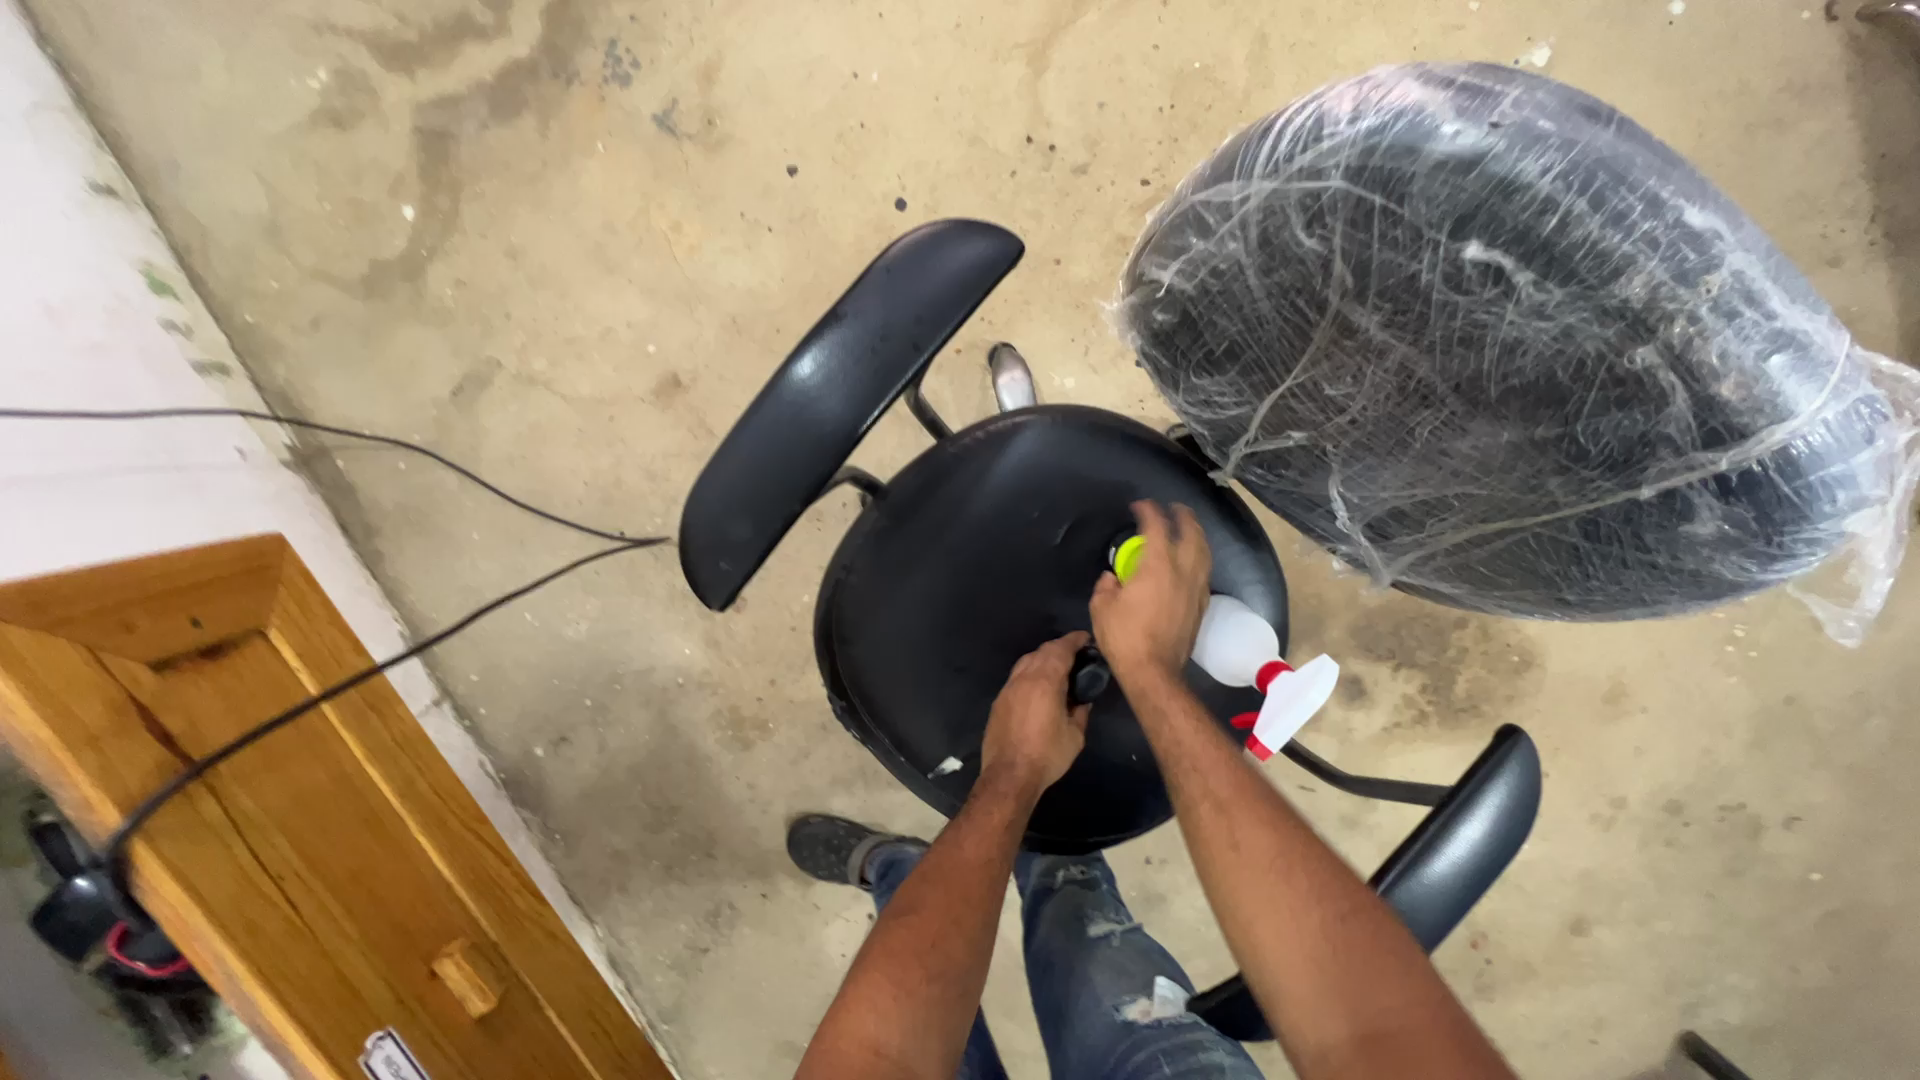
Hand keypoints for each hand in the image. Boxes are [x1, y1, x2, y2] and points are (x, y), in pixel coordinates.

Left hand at [979, 631, 1091, 799]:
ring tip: (1058, 669)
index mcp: (1045, 681)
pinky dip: (1031, 673)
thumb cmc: (1047, 755)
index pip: (1060, 649)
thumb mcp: (1075, 735)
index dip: (1074, 640)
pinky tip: (1039, 686)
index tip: (1085, 638)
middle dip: (1059, 648)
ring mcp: (1008, 689)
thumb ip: (1081, 711)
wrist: (1010, 775)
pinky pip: (1017, 677)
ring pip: (1026, 662)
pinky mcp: (999, 701)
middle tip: (1076, 654)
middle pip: (1042, 652)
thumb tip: (1083, 699)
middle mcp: (1023, 678)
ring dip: (1043, 659)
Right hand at [1089, 500, 1211, 685]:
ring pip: (1204, 552)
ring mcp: (1196, 588)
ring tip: (1189, 528)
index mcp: (1157, 566)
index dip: (1149, 511)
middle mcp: (1182, 571)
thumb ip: (1106, 585)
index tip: (1140, 506)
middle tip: (1174, 508)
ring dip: (1197, 535)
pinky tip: (1193, 560)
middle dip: (1183, 516)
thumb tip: (1113, 578)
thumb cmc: (1124, 637)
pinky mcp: (1201, 605)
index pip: (1157, 527)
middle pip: (1191, 533)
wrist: (1153, 671)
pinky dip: (1200, 557)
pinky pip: (1205, 571)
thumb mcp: (1101, 607)